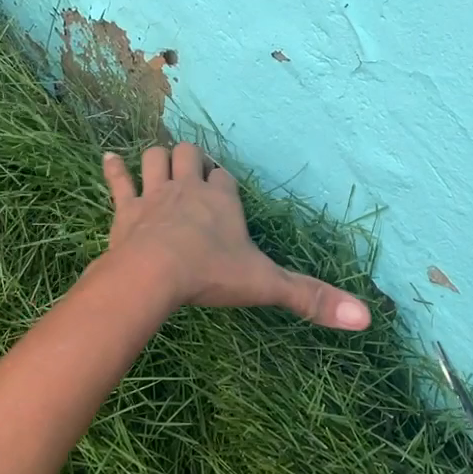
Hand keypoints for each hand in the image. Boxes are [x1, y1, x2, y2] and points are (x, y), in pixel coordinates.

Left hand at [97, 144, 370, 330]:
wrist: (152, 273)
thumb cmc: (211, 274)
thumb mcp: (265, 285)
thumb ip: (310, 298)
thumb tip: (365, 318)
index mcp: (222, 200)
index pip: (226, 178)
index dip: (224, 181)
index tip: (225, 187)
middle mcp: (188, 188)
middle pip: (190, 155)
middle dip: (192, 158)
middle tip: (193, 168)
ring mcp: (153, 194)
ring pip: (155, 158)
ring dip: (157, 158)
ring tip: (159, 160)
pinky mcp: (126, 208)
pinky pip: (117, 180)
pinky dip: (113, 168)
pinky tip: (108, 157)